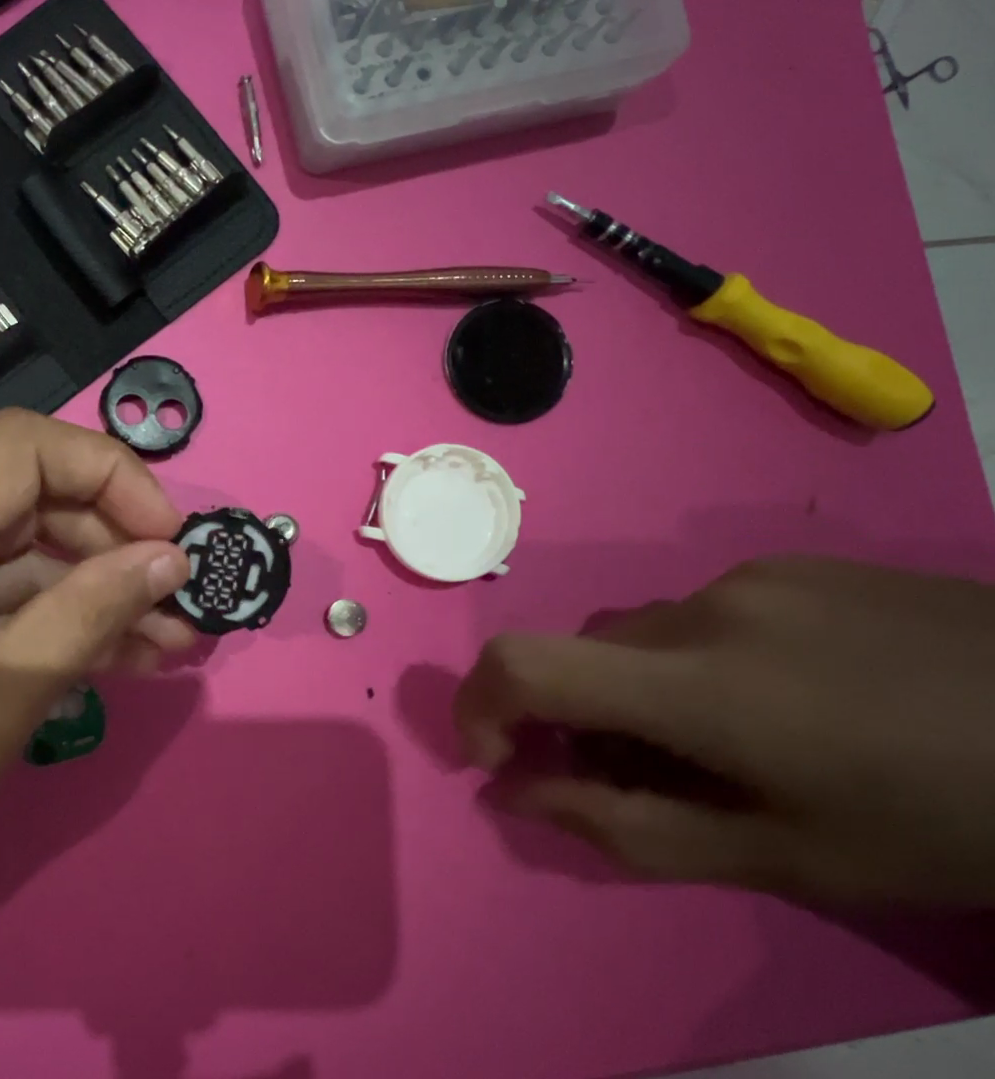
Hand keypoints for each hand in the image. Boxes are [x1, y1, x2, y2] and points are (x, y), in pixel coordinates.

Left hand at [0, 409, 194, 979]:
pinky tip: (114, 659)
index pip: (22, 446)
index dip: (109, 472)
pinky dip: (44, 623)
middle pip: (23, 501)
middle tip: (179, 603)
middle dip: (111, 543)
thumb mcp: (7, 694)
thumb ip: (92, 611)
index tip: (168, 537)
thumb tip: (167, 557)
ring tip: (169, 643)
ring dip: (89, 591)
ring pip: (10, 560)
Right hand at [455, 556, 994, 905]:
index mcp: (703, 686)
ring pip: (639, 636)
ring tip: (732, 743)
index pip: (523, 665)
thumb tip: (513, 793)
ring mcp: (758, 576)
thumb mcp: (787, 861)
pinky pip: (701, 612)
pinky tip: (790, 698)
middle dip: (578, 721)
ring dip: (641, 691)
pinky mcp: (802, 564)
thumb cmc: (952, 822)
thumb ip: (627, 828)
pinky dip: (696, 661)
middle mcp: (709, 608)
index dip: (477, 708)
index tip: (501, 760)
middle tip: (643, 781)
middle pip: (582, 656)